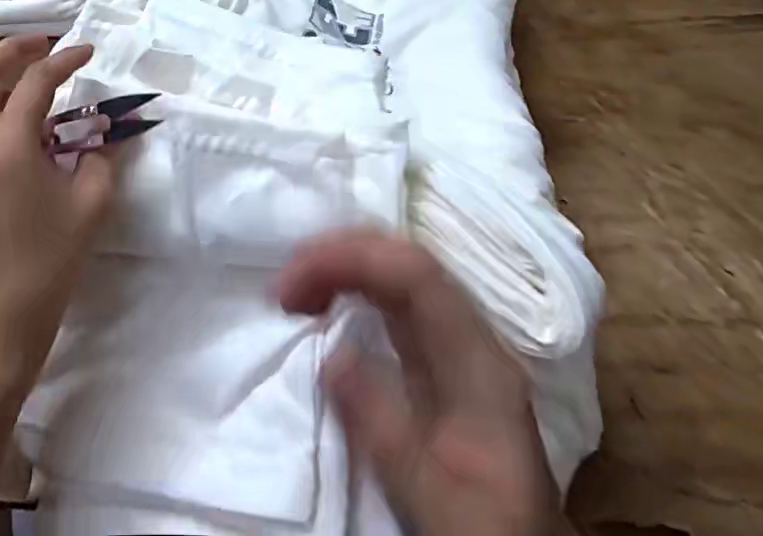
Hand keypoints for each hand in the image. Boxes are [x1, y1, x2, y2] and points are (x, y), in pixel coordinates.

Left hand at [0, 36, 118, 375]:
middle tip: (45, 45)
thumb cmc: (49, 259)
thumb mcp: (90, 202)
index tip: (89, 51)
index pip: (35, 82)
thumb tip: (105, 133)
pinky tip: (33, 129)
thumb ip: (102, 157)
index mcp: (6, 141)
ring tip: (42, 82)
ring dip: (4, 80)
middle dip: (12, 51)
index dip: (65, 60)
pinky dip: (1, 111)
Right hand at [279, 230, 556, 535]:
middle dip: (337, 253)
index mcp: (480, 363)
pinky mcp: (437, 350)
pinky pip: (389, 291)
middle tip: (283, 285)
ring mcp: (455, 339)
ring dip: (338, 264)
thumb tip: (332, 357)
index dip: (350, 259)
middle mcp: (471, 336)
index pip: (416, 276)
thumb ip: (384, 429)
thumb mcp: (429, 496)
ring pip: (394, 268)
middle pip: (403, 258)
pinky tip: (320, 301)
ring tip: (292, 291)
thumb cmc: (477, 527)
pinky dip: (347, 283)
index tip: (291, 284)